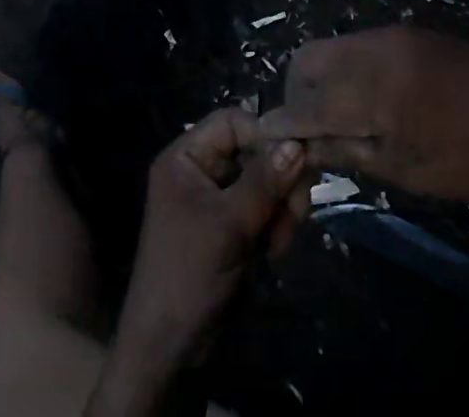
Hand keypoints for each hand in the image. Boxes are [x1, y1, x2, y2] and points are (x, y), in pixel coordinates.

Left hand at [91, 109, 307, 413]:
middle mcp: (201, 170)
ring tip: (280, 242)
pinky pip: (267, 207)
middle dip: (279, 180)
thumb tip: (297, 142)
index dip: (265, 135)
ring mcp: (219, 198)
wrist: (171, 346)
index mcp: (186, 157)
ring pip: (267, 180)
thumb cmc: (188, 273)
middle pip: (255, 150)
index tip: (298, 160)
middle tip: (295, 213)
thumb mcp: (228, 224)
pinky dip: (277, 224)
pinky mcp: (234, 225)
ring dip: (282, 207)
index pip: (232, 122)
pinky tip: (275, 251)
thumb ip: (264, 181)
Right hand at [260, 26, 468, 202]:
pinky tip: (363, 102)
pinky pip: (356, 46)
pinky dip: (345, 71)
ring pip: (331, 49)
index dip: (283, 124)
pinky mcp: (407, 33)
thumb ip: (348, 151)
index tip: (266, 140)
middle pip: (308, 60)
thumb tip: (300, 147)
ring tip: (333, 120)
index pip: (308, 103)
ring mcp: (393, 35)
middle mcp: (376, 49)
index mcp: (378, 88)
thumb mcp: (410, 170)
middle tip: (305, 131)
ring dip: (319, 81)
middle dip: (295, 94)